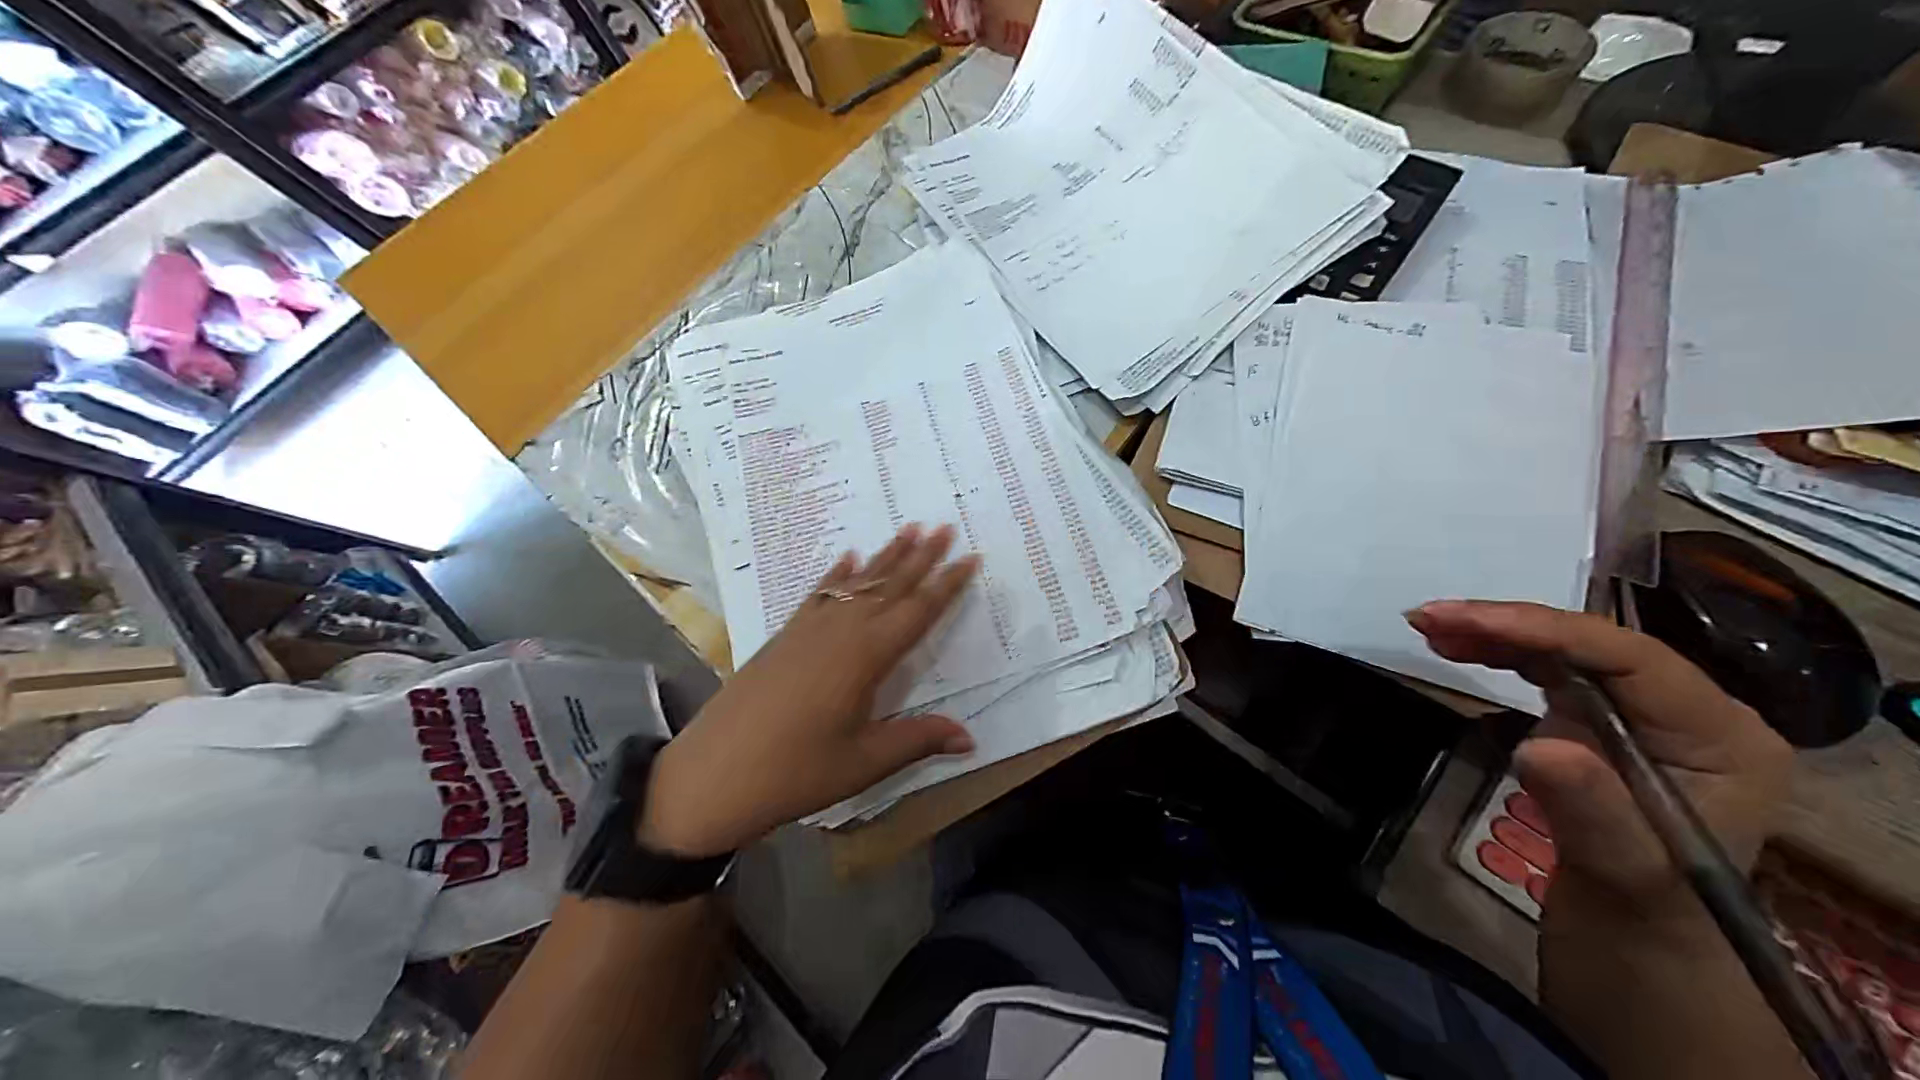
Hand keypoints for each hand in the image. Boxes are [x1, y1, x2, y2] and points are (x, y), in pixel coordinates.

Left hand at [641, 525, 980, 856]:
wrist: (712, 775)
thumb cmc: (796, 772)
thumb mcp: (864, 762)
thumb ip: (918, 740)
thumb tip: (970, 738)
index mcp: (867, 657)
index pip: (918, 612)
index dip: (947, 585)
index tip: (970, 556)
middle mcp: (841, 631)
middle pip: (889, 586)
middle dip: (921, 556)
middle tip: (945, 526)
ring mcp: (808, 629)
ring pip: (856, 583)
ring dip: (885, 556)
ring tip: (908, 529)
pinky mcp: (784, 636)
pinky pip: (819, 594)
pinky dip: (837, 574)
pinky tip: (847, 558)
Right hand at [1406, 600, 1792, 919]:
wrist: (1637, 924)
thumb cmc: (1642, 899)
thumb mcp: (1622, 864)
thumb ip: (1590, 806)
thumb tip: (1540, 749)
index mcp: (1721, 734)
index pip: (1632, 658)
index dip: (1546, 630)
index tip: (1463, 620)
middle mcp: (1688, 706)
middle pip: (1593, 642)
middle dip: (1508, 624)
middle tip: (1428, 618)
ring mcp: (1643, 706)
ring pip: (1564, 646)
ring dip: (1493, 631)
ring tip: (1427, 625)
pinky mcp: (1603, 710)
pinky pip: (1548, 664)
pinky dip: (1497, 650)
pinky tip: (1453, 645)